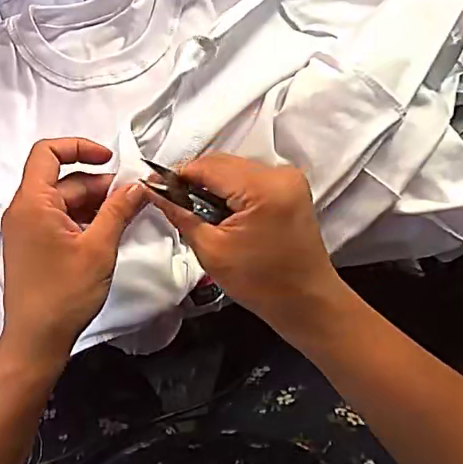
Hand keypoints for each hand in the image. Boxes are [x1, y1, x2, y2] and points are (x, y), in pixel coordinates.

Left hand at [0, 138, 149, 372]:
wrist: (36, 339)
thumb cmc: (62, 296)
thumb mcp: (99, 248)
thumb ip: (118, 210)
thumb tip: (136, 186)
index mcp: (32, 202)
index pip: (47, 152)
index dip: (79, 147)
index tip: (108, 158)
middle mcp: (23, 210)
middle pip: (61, 179)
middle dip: (98, 183)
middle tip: (132, 196)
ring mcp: (26, 228)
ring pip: (63, 200)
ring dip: (93, 202)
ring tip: (125, 214)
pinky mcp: (32, 244)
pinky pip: (58, 219)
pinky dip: (82, 219)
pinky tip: (107, 230)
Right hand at [148, 154, 346, 327]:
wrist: (307, 301)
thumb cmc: (260, 282)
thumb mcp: (211, 250)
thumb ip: (180, 214)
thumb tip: (155, 192)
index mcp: (263, 189)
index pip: (207, 166)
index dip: (177, 175)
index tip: (155, 187)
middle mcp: (279, 175)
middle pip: (221, 162)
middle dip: (193, 178)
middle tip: (171, 199)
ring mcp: (288, 179)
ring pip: (233, 166)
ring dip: (210, 182)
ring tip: (194, 206)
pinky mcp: (290, 187)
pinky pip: (248, 175)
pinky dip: (229, 187)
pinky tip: (218, 207)